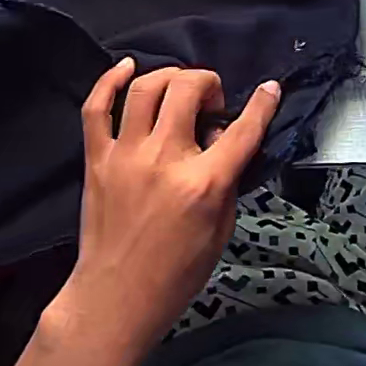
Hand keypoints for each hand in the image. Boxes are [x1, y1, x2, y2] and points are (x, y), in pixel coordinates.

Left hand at [51, 59, 280, 353]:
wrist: (116, 298)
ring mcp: (126, 155)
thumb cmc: (175, 273)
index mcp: (202, 184)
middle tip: (210, 104)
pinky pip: (96, 108)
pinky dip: (109, 80)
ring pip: (145, 88)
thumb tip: (220, 138)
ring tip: (179, 89)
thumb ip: (227, 179)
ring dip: (170, 77)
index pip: (241, 131)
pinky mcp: (97, 159)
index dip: (262, 105)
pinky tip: (126, 67)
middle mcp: (164, 160)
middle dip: (207, 83)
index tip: (269, 88)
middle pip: (187, 90)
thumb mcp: (221, 230)